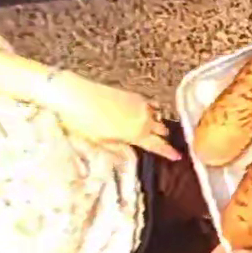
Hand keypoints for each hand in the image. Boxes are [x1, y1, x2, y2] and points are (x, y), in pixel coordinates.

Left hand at [45, 71, 180, 159]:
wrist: (73, 95)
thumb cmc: (82, 122)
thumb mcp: (97, 141)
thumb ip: (117, 149)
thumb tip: (128, 158)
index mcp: (136, 134)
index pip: (158, 145)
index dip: (169, 152)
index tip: (178, 156)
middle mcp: (144, 120)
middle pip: (162, 130)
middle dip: (164, 137)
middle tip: (163, 143)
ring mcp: (141, 106)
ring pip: (159, 117)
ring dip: (159, 124)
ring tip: (156, 129)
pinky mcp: (135, 96)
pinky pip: (152, 106)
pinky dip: (153, 112)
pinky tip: (149, 113)